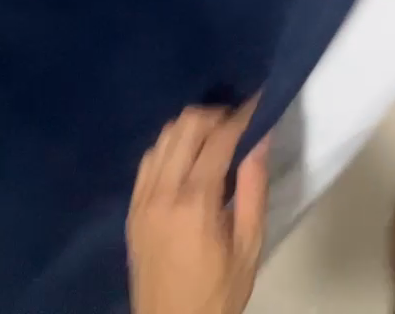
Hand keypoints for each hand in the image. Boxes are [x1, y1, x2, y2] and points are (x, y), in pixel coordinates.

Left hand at [127, 102, 270, 313]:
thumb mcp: (249, 244)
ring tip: (216, 137)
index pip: (219, 138)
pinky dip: (170, 146)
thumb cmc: (219, 292)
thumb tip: (262, 137)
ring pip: (164, 136)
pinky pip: (148, 159)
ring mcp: (142, 200)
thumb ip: (254, 186)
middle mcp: (162, 193)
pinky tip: (188, 158)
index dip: (242, 114)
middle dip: (216, 115)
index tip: (259, 102)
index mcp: (195, 203)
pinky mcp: (132, 210)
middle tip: (240, 123)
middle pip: (186, 126)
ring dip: (192, 128)